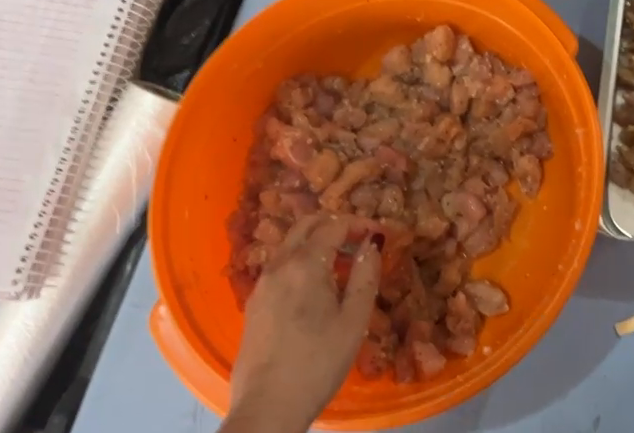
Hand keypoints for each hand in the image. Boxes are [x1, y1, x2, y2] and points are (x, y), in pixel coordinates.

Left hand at [222, 214, 381, 432]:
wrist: (267, 409)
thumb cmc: (318, 363)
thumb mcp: (354, 319)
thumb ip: (365, 275)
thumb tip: (371, 244)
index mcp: (305, 264)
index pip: (335, 225)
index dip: (360, 224)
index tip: (380, 235)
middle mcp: (279, 266)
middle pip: (307, 226)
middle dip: (336, 226)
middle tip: (360, 243)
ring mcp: (262, 286)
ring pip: (291, 246)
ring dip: (317, 244)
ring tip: (342, 267)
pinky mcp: (253, 306)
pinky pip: (280, 268)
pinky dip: (301, 263)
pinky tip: (316, 291)